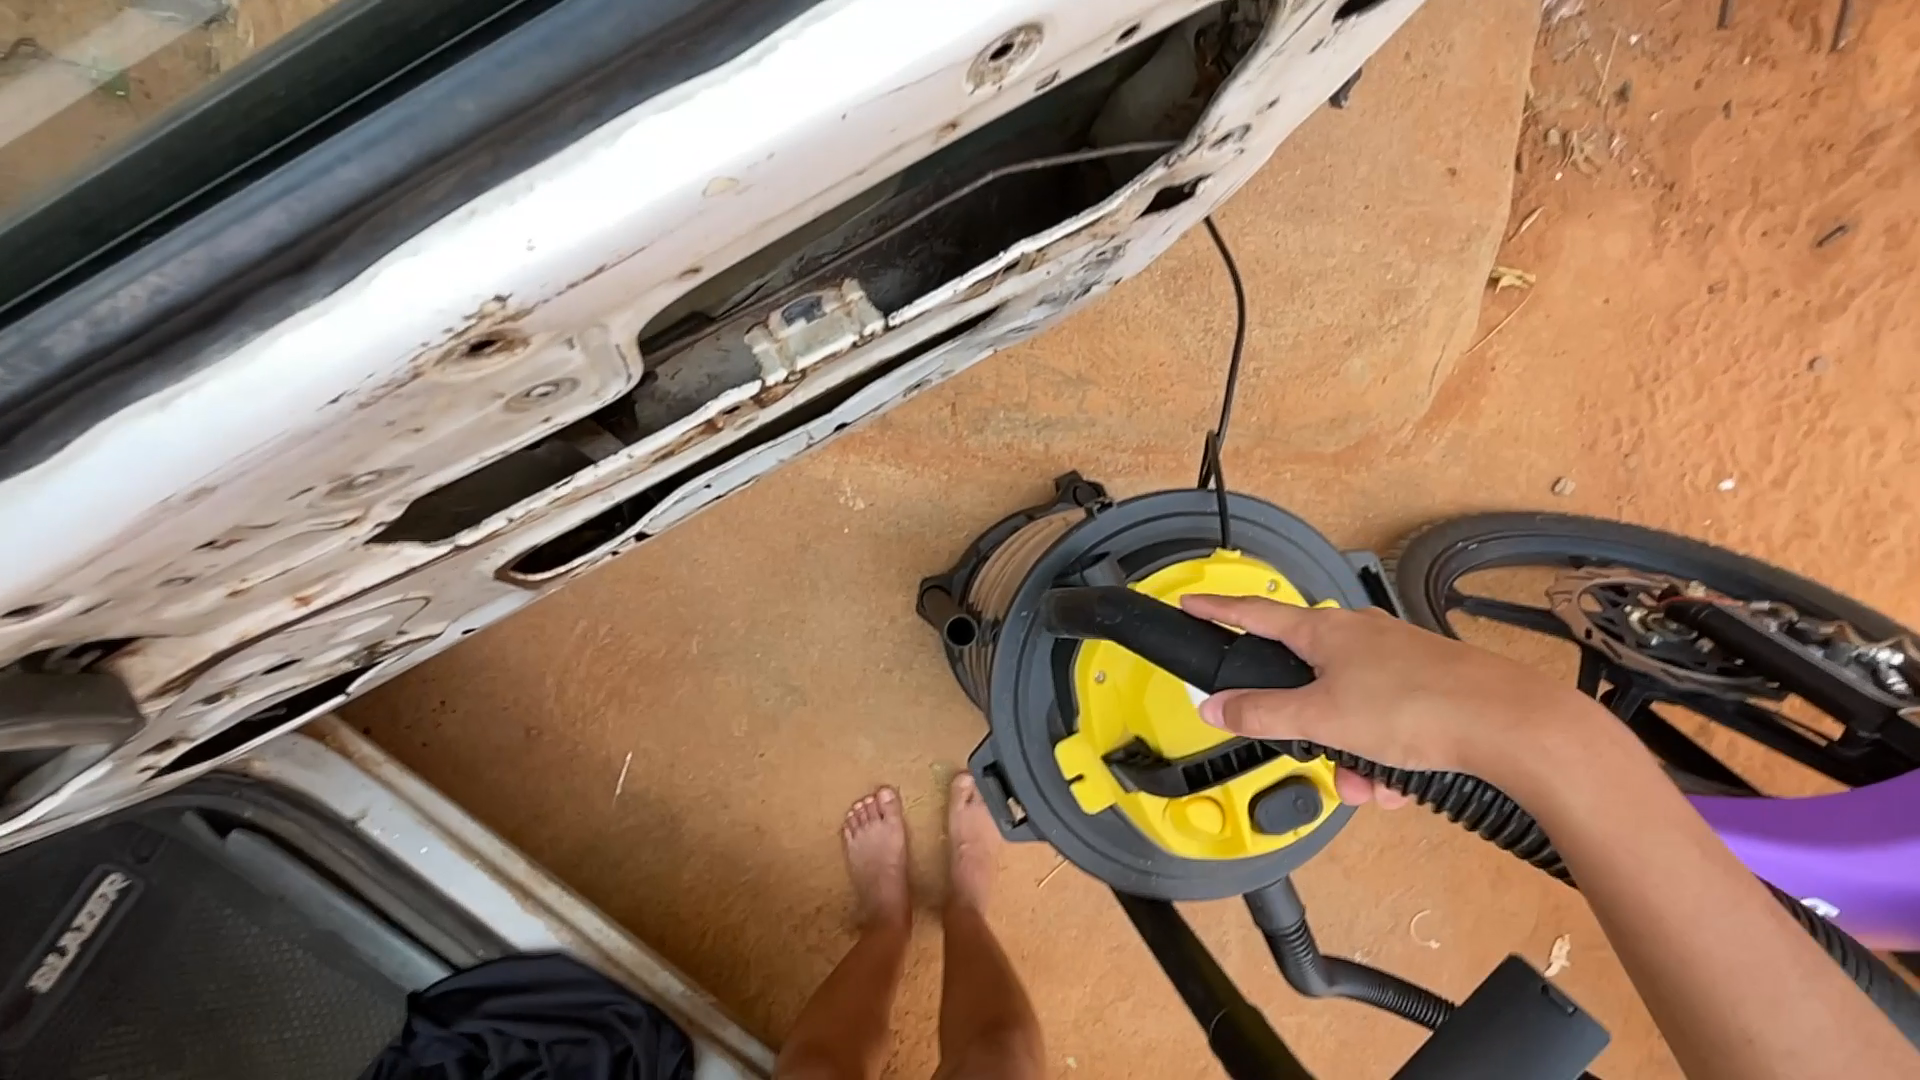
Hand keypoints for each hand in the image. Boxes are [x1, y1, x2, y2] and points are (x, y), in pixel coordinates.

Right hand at [1180, 594, 1596, 794]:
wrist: (1515, 728)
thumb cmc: (1418, 707)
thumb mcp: (1321, 718)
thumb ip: (1261, 713)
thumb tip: (1214, 706)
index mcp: (1325, 630)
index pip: (1255, 613)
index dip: (1218, 609)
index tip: (1192, 602)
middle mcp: (1360, 634)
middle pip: (1306, 679)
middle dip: (1307, 726)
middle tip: (1314, 753)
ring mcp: (1398, 657)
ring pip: (1349, 708)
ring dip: (1351, 752)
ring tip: (1371, 785)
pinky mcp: (1430, 684)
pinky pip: (1387, 721)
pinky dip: (1385, 756)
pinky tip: (1400, 784)